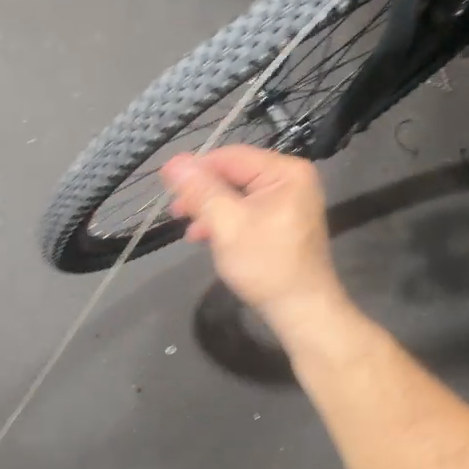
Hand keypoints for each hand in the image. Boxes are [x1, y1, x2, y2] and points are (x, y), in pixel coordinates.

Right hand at [161, 145, 344, 325]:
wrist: (302, 312)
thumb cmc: (267, 266)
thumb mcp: (228, 224)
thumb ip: (200, 191)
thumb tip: (173, 161)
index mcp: (285, 172)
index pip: (231, 156)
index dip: (196, 168)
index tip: (166, 183)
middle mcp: (290, 180)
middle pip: (233, 175)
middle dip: (202, 193)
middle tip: (175, 210)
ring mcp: (288, 202)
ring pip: (236, 195)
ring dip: (210, 209)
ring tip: (188, 229)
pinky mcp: (281, 222)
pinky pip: (246, 211)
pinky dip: (224, 221)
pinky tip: (205, 236)